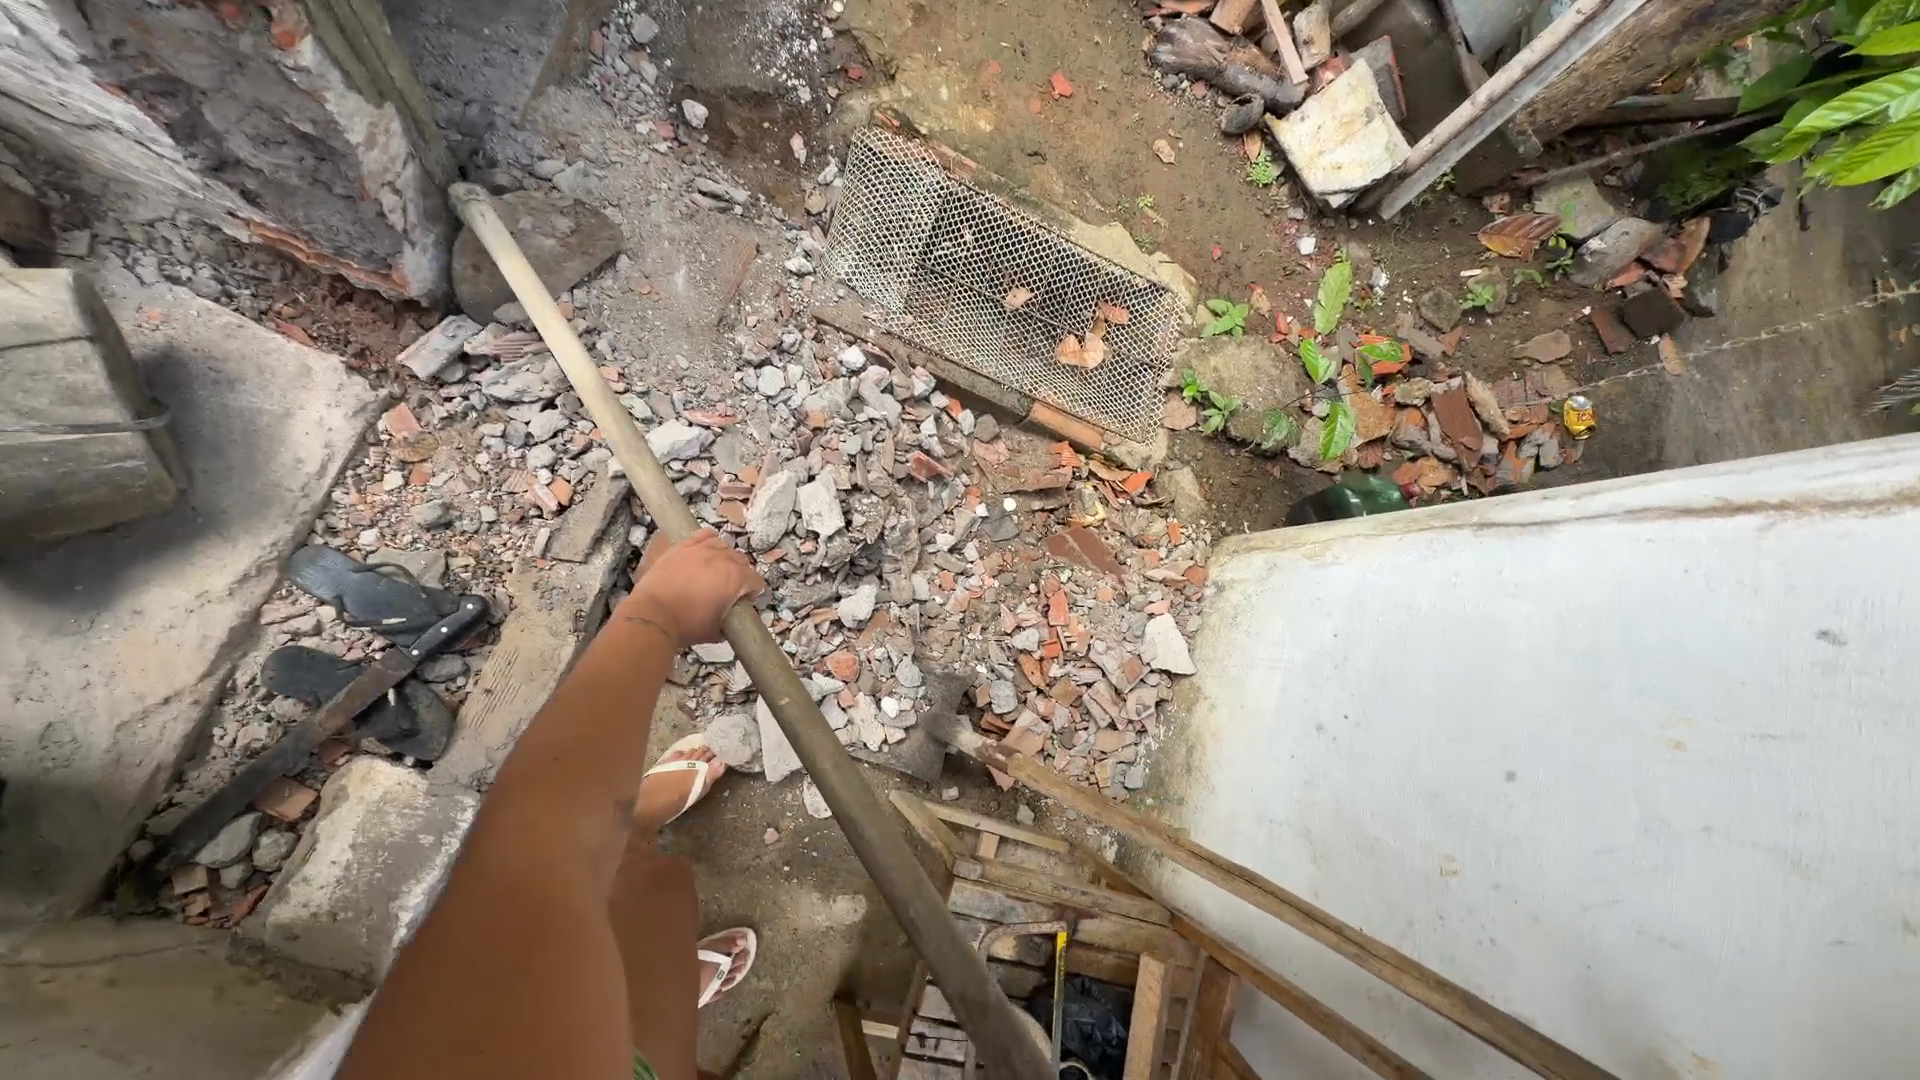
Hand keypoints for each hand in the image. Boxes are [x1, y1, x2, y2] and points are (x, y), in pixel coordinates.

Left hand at [618, 529, 763, 648]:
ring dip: (725, 557)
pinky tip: (707, 549)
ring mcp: (701, 550)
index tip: (744, 601)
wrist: (653, 615)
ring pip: (723, 545)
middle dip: (741, 574)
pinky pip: (703, 535)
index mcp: (736, 578)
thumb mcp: (717, 630)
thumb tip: (731, 619)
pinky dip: (709, 540)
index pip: (756, 581)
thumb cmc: (687, 625)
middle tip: (730, 588)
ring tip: (717, 568)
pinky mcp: (683, 547)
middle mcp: (723, 559)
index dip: (752, 592)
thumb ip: (730, 620)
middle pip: (742, 561)